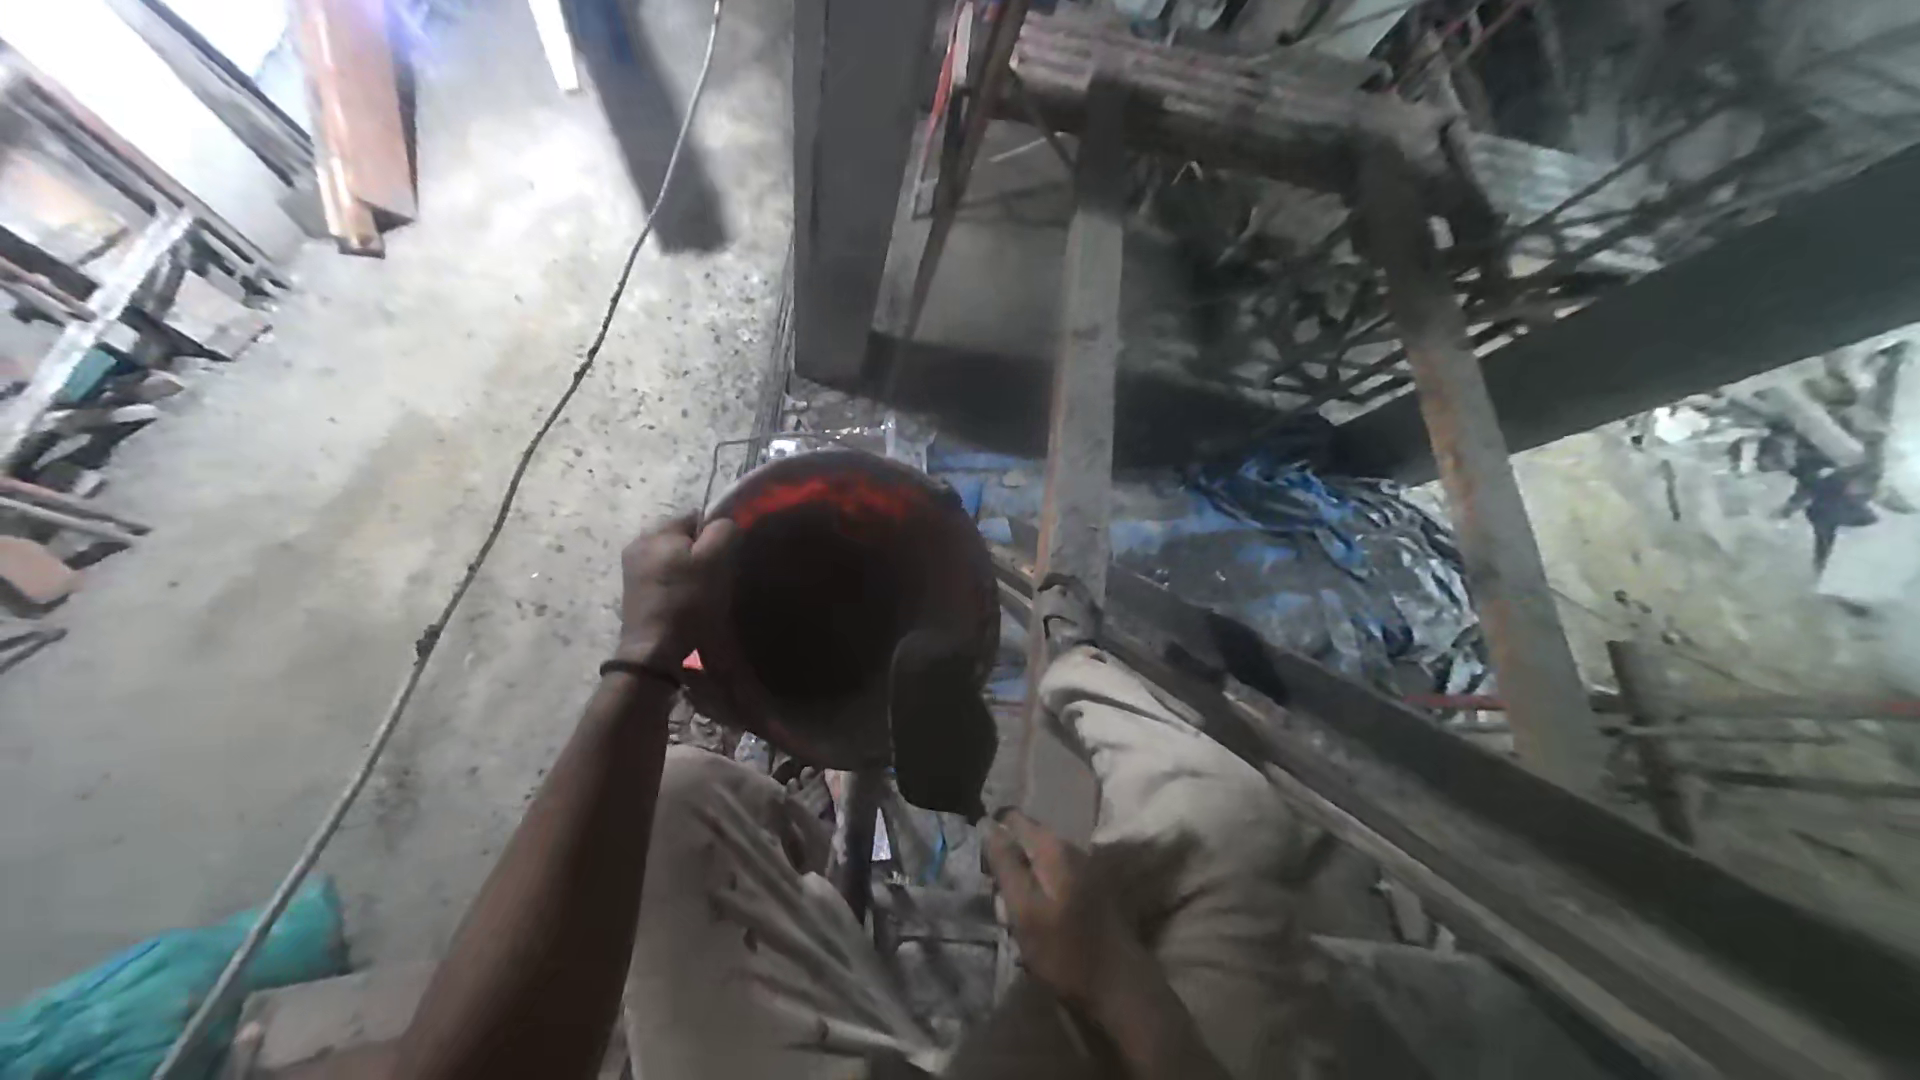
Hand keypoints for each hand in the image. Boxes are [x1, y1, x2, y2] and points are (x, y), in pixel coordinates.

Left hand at [614, 514, 736, 668]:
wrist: (655, 648)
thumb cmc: (687, 600)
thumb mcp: (714, 561)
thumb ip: (723, 531)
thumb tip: (725, 522)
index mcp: (656, 531)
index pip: (695, 516)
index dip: (715, 534)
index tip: (725, 557)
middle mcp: (638, 543)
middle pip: (683, 537)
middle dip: (701, 551)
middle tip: (715, 575)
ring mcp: (632, 567)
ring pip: (673, 555)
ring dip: (689, 567)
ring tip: (702, 590)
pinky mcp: (634, 588)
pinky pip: (663, 573)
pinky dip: (677, 581)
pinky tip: (686, 599)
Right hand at [984, 810, 1150, 1010]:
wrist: (1120, 987)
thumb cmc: (1065, 949)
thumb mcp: (1024, 907)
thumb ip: (1005, 862)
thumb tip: (986, 823)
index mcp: (1052, 846)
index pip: (1012, 818)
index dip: (992, 835)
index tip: (982, 866)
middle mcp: (1071, 847)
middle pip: (1026, 840)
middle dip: (1008, 863)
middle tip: (999, 900)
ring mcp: (1084, 867)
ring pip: (1039, 862)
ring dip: (1023, 883)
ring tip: (1015, 917)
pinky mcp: (1091, 889)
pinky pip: (1054, 879)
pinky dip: (1040, 894)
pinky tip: (1038, 921)